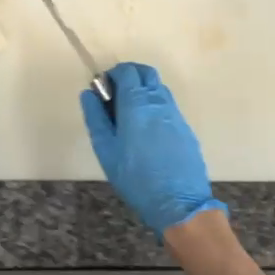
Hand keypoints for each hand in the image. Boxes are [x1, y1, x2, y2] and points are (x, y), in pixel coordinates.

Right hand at [80, 62, 225, 234]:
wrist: (180, 204)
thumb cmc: (136, 178)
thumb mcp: (106, 151)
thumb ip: (96, 118)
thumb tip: (89, 94)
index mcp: (137, 103)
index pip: (127, 71)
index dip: (113, 74)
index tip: (103, 90)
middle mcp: (159, 101)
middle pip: (146, 73)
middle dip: (130, 76)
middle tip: (116, 97)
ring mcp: (175, 113)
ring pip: (158, 88)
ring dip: (143, 91)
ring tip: (130, 117)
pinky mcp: (185, 128)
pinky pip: (167, 106)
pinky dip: (154, 107)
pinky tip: (147, 133)